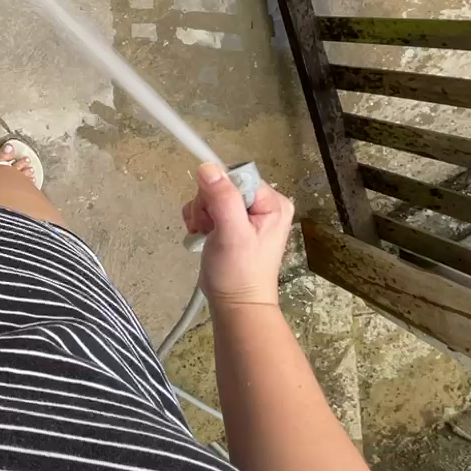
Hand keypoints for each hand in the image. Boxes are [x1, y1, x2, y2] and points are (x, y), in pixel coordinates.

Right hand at [182, 162, 293, 308]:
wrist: (234, 304)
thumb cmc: (238, 272)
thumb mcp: (232, 233)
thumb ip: (222, 198)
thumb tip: (207, 167)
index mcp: (272, 203)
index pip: (237, 176)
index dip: (218, 190)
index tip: (213, 213)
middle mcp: (261, 205)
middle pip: (220, 184)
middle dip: (207, 204)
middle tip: (210, 228)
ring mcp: (244, 214)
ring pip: (210, 195)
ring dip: (200, 213)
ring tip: (207, 234)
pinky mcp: (230, 223)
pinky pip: (206, 207)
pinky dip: (198, 219)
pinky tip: (202, 235)